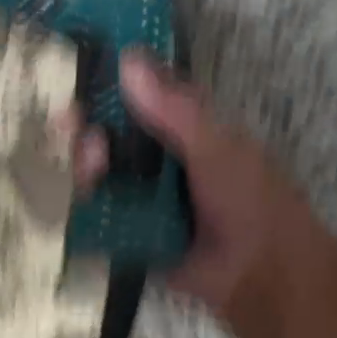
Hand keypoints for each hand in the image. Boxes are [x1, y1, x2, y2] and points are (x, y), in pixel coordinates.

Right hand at [67, 53, 336, 337]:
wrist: (261, 278)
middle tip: (75, 132)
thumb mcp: (215, 146)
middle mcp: (157, 164)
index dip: (105, 92)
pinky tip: (76, 201)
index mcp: (183, 134)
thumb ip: (172, 108)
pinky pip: (90, 216)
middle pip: (104, 139)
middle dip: (84, 132)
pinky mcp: (124, 235)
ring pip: (93, 176)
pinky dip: (78, 208)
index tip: (78, 86)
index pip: (135, 103)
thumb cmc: (251, 203)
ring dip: (82, 168)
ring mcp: (138, 201)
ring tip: (90, 174)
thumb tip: (127, 59)